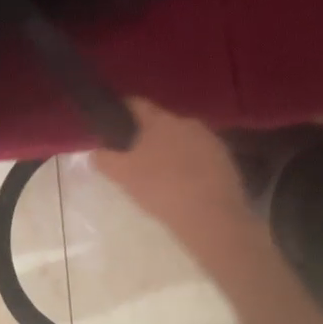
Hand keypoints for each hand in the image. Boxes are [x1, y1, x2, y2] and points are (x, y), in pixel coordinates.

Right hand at [92, 98, 261, 255]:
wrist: (212, 219)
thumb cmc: (161, 189)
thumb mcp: (122, 175)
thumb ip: (104, 159)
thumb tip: (95, 152)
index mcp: (160, 120)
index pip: (136, 104)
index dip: (121, 112)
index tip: (113, 126)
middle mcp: (187, 122)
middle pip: (160, 124)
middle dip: (148, 137)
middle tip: (135, 159)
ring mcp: (211, 141)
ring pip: (183, 140)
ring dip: (172, 151)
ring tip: (162, 176)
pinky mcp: (227, 161)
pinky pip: (201, 157)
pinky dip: (191, 166)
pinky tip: (186, 187)